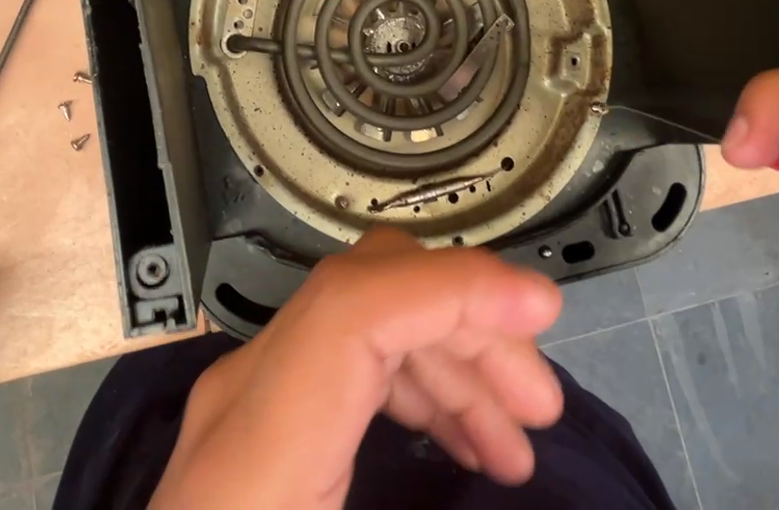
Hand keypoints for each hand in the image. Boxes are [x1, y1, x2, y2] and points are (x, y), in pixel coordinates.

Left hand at [150, 228, 563, 508]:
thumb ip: (425, 502)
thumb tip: (515, 466)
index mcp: (251, 455)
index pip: (350, 310)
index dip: (455, 290)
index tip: (539, 309)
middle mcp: (239, 403)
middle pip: (364, 295)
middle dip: (470, 326)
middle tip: (539, 404)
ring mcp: (245, 405)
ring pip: (361, 320)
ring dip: (450, 356)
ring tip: (514, 435)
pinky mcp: (259, 424)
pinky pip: (346, 364)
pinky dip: (414, 383)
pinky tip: (458, 437)